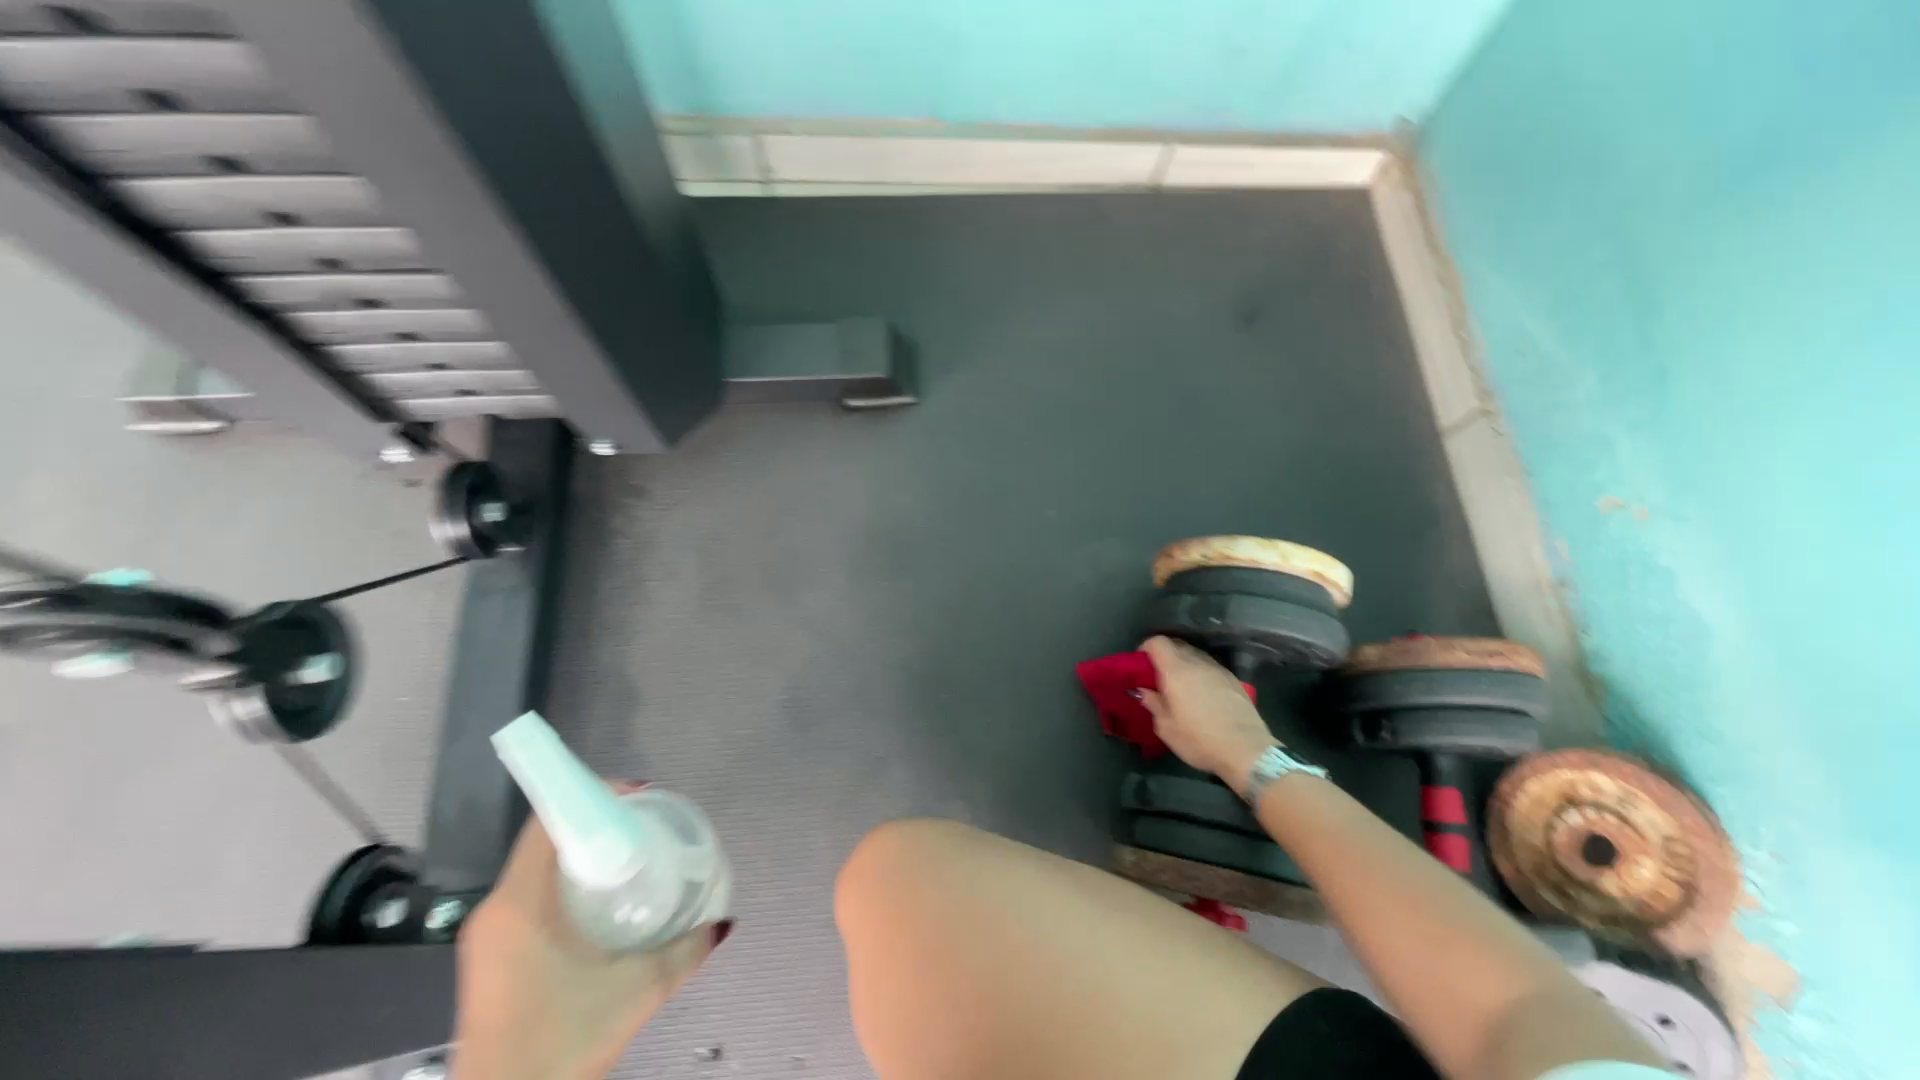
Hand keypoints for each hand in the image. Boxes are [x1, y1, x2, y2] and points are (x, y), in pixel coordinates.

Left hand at [452, 782, 732, 1079]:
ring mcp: (485, 937)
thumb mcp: (637, 990)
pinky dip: (564, 889)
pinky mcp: (487, 961)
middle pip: (544, 844)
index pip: (548, 823)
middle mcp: (495, 909)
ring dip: (580, 860)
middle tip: (643, 833)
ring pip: (535, 874)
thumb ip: (685, 950)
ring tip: (630, 865)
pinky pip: (527, 901)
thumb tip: (722, 922)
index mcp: (520, 903)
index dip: (591, 799)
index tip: (637, 800)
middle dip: (595, 830)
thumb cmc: (563, 1038)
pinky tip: (599, 909)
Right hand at [1138, 637, 1278, 793]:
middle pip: (1177, 645)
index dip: (1146, 648)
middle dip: (1164, 655)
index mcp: (1177, 671)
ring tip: (1180, 685)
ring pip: (1196, 655)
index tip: (1140, 664)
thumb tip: (1142, 690)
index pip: (1158, 642)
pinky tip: (1202, 693)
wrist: (1246, 750)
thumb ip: (1153, 703)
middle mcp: (1198, 663)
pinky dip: (1201, 672)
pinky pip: (1211, 667)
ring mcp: (1219, 670)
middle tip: (1158, 676)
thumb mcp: (1166, 728)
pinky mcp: (1234, 680)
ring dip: (1184, 663)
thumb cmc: (1199, 740)